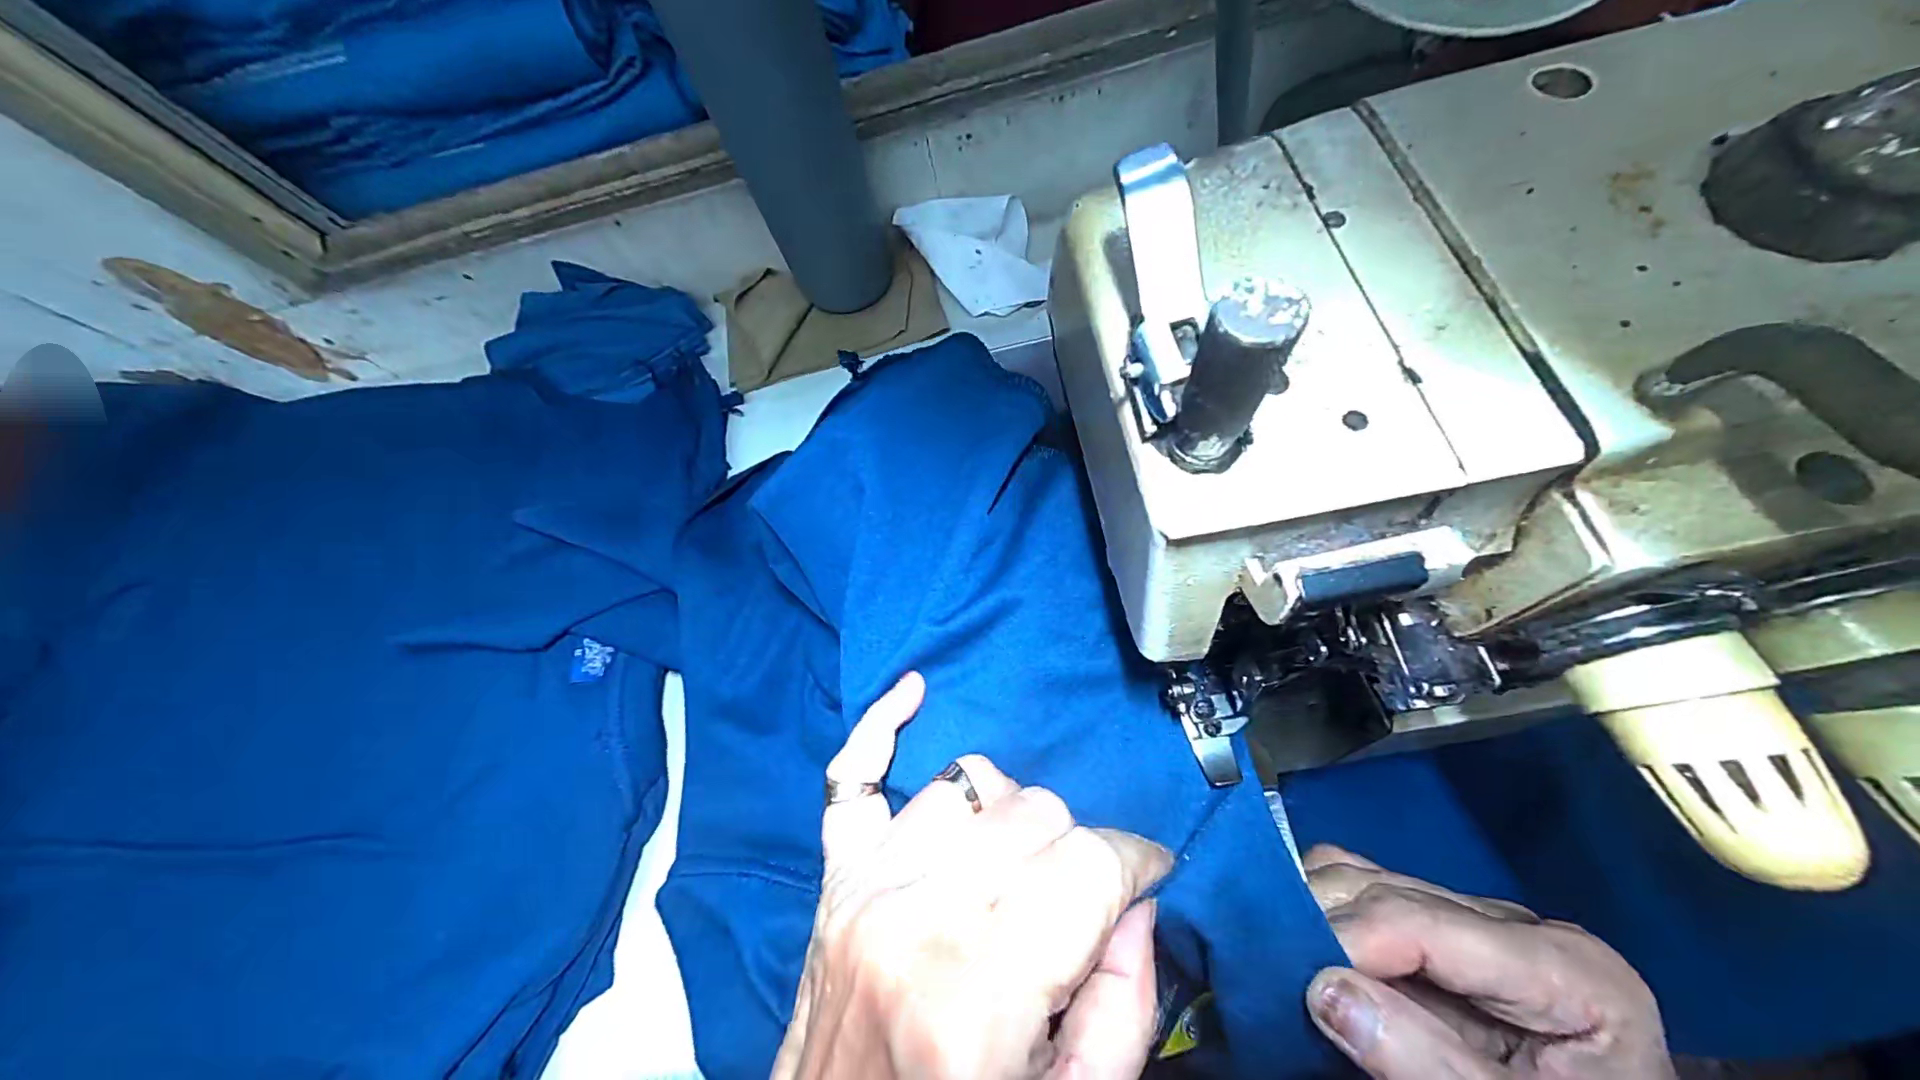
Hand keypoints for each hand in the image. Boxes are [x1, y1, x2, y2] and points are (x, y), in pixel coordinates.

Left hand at [773, 672, 1173, 1079]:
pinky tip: (914, 693)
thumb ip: (1123, 1007)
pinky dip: (882, 727)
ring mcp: (864, 886)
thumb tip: (1135, 901)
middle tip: (1080, 899)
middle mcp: (914, 918)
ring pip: (968, 781)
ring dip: (1011, 810)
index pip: (1087, 864)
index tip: (1149, 877)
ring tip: (1020, 858)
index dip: (1137, 862)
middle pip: (1034, 813)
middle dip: (1077, 849)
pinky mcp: (835, 878)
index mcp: (977, 993)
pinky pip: (851, 777)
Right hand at [1303, 844, 1675, 1079]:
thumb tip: (1321, 990)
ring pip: (1359, 878)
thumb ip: (1431, 1065)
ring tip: (1280, 964)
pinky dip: (1318, 911)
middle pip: (1382, 893)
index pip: (1420, 921)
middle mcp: (1511, 923)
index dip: (1345, 940)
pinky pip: (1356, 890)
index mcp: (1563, 965)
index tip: (1290, 983)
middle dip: (1317, 925)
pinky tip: (1301, 948)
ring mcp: (1469, 919)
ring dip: (1309, 913)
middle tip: (1271, 975)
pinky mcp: (1434, 927)